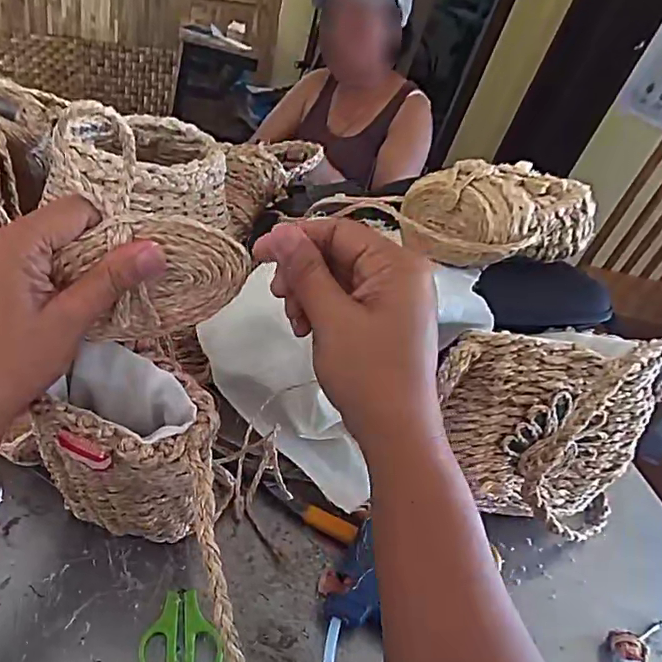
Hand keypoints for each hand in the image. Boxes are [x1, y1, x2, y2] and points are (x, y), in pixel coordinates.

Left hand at [0, 196, 164, 446]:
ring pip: (49, 240)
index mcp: (15, 240)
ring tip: (77, 304)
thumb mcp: (70, 321)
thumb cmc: (16, 365)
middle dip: (91, 252)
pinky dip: (50, 271)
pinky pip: (30, 255)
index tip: (121, 271)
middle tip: (101, 294)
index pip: (79, 209)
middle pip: (63, 222)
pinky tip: (54, 303)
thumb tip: (155, 249)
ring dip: (72, 265)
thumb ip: (111, 278)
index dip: (109, 234)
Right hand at [253, 218, 439, 454]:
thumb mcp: (330, 318)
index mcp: (397, 264)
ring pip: (338, 279)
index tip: (260, 254)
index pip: (339, 231)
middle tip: (279, 297)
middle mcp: (402, 274)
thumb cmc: (368, 375)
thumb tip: (281, 233)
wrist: (395, 430)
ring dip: (309, 294)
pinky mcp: (386, 321)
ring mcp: (396, 299)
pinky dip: (322, 310)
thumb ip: (305, 271)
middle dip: (302, 273)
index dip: (296, 238)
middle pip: (338, 254)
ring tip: (296, 322)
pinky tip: (308, 329)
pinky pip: (347, 301)